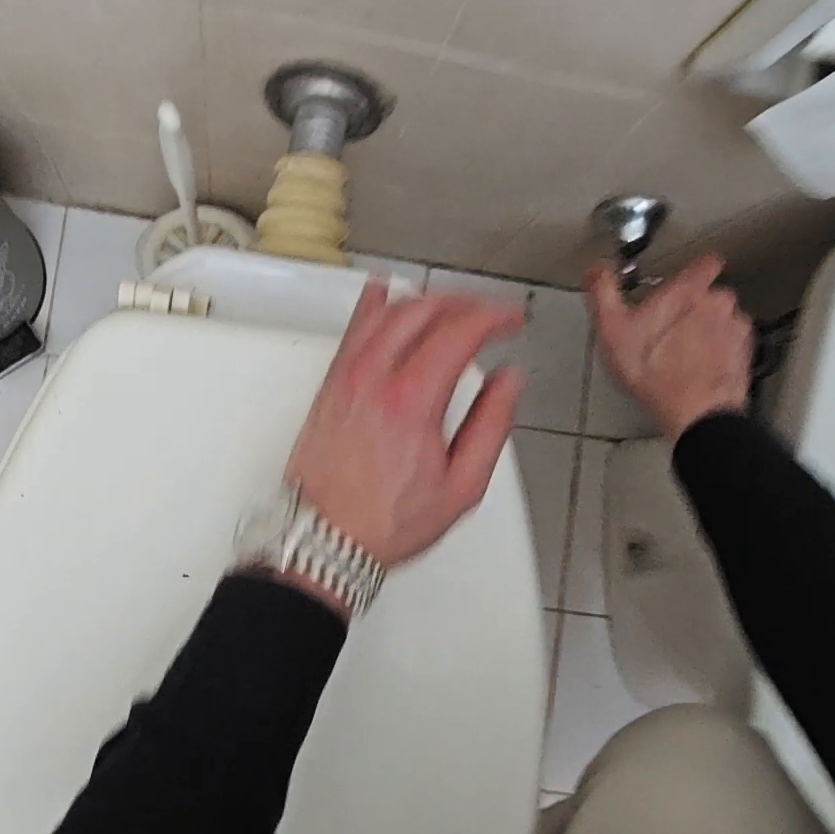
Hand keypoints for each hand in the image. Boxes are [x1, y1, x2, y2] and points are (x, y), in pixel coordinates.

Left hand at [284, 280, 524, 568]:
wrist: (324, 539)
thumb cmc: (385, 522)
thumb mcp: (461, 487)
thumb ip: (491, 425)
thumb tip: (508, 381)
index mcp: (412, 401)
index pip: (460, 330)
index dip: (493, 315)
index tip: (510, 319)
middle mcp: (374, 379)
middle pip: (425, 309)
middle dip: (464, 302)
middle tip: (487, 315)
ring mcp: (346, 377)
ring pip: (388, 311)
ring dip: (426, 299)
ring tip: (451, 307)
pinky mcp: (329, 385)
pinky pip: (353, 328)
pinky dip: (375, 304)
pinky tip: (385, 294)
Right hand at [588, 255, 752, 443]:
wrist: (694, 413)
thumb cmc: (655, 373)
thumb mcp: (612, 331)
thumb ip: (604, 293)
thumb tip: (597, 270)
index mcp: (689, 291)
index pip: (704, 262)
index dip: (693, 269)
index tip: (683, 278)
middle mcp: (719, 305)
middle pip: (710, 295)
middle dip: (692, 307)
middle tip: (667, 328)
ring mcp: (735, 331)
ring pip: (721, 322)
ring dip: (706, 332)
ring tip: (679, 354)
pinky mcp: (744, 357)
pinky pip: (729, 347)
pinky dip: (716, 355)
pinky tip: (694, 370)